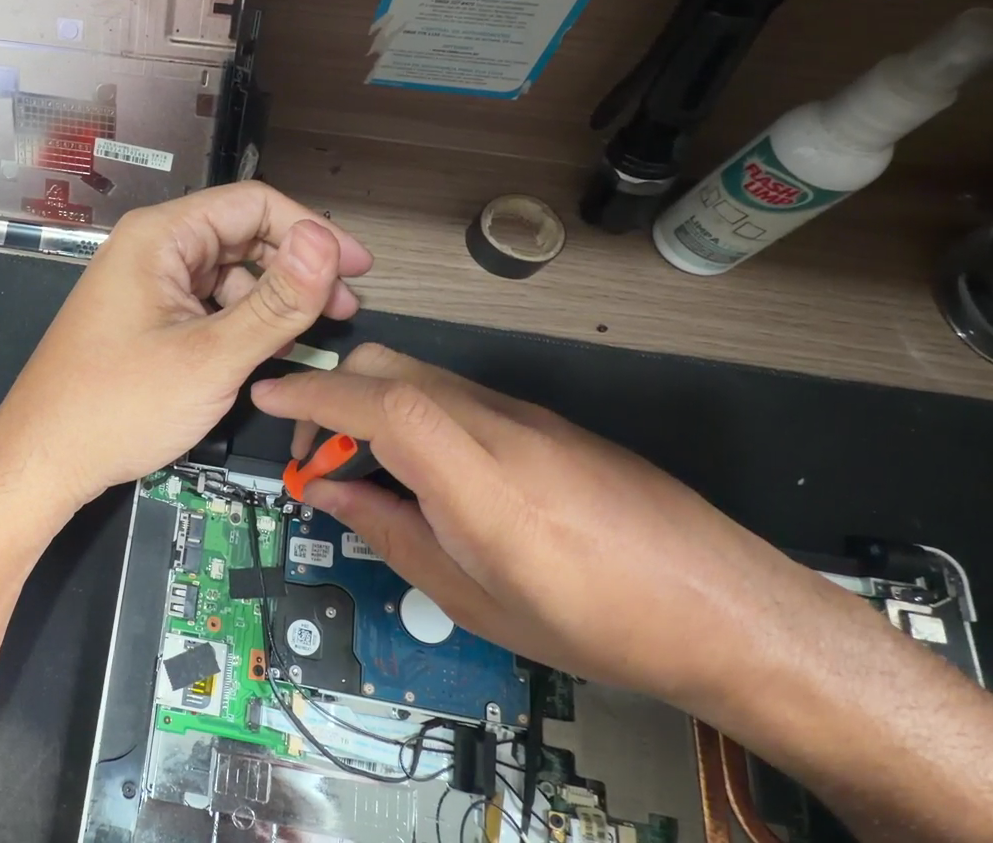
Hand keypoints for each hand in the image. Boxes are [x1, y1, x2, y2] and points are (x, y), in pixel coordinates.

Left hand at [0, 182, 372, 522]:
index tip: (357, 270)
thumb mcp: (210, 357)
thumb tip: (327, 242)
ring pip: (228, 274)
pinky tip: (266, 351)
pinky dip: (241, 322)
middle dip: (295, 269)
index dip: (312, 231)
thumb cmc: (117, 407)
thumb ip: (275, 302)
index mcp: (160, 237)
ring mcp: (146, 285)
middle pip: (241, 236)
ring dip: (271, 300)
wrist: (43, 460)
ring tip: (308, 337)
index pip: (253, 204)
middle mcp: (151, 249)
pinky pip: (206, 304)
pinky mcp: (145, 318)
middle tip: (342, 311)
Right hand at [250, 344, 864, 710]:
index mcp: (479, 481)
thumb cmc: (599, 625)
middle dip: (330, 395)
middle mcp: (499, 427)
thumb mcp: (472, 597)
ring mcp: (527, 415)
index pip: (377, 403)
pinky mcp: (545, 419)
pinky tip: (419, 471)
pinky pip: (455, 395)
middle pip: (389, 366)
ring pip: (419, 375)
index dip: (310, 393)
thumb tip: (329, 492)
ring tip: (361, 471)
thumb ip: (388, 531)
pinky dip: (410, 414)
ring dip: (369, 404)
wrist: (727, 610)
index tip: (266, 398)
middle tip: (315, 459)